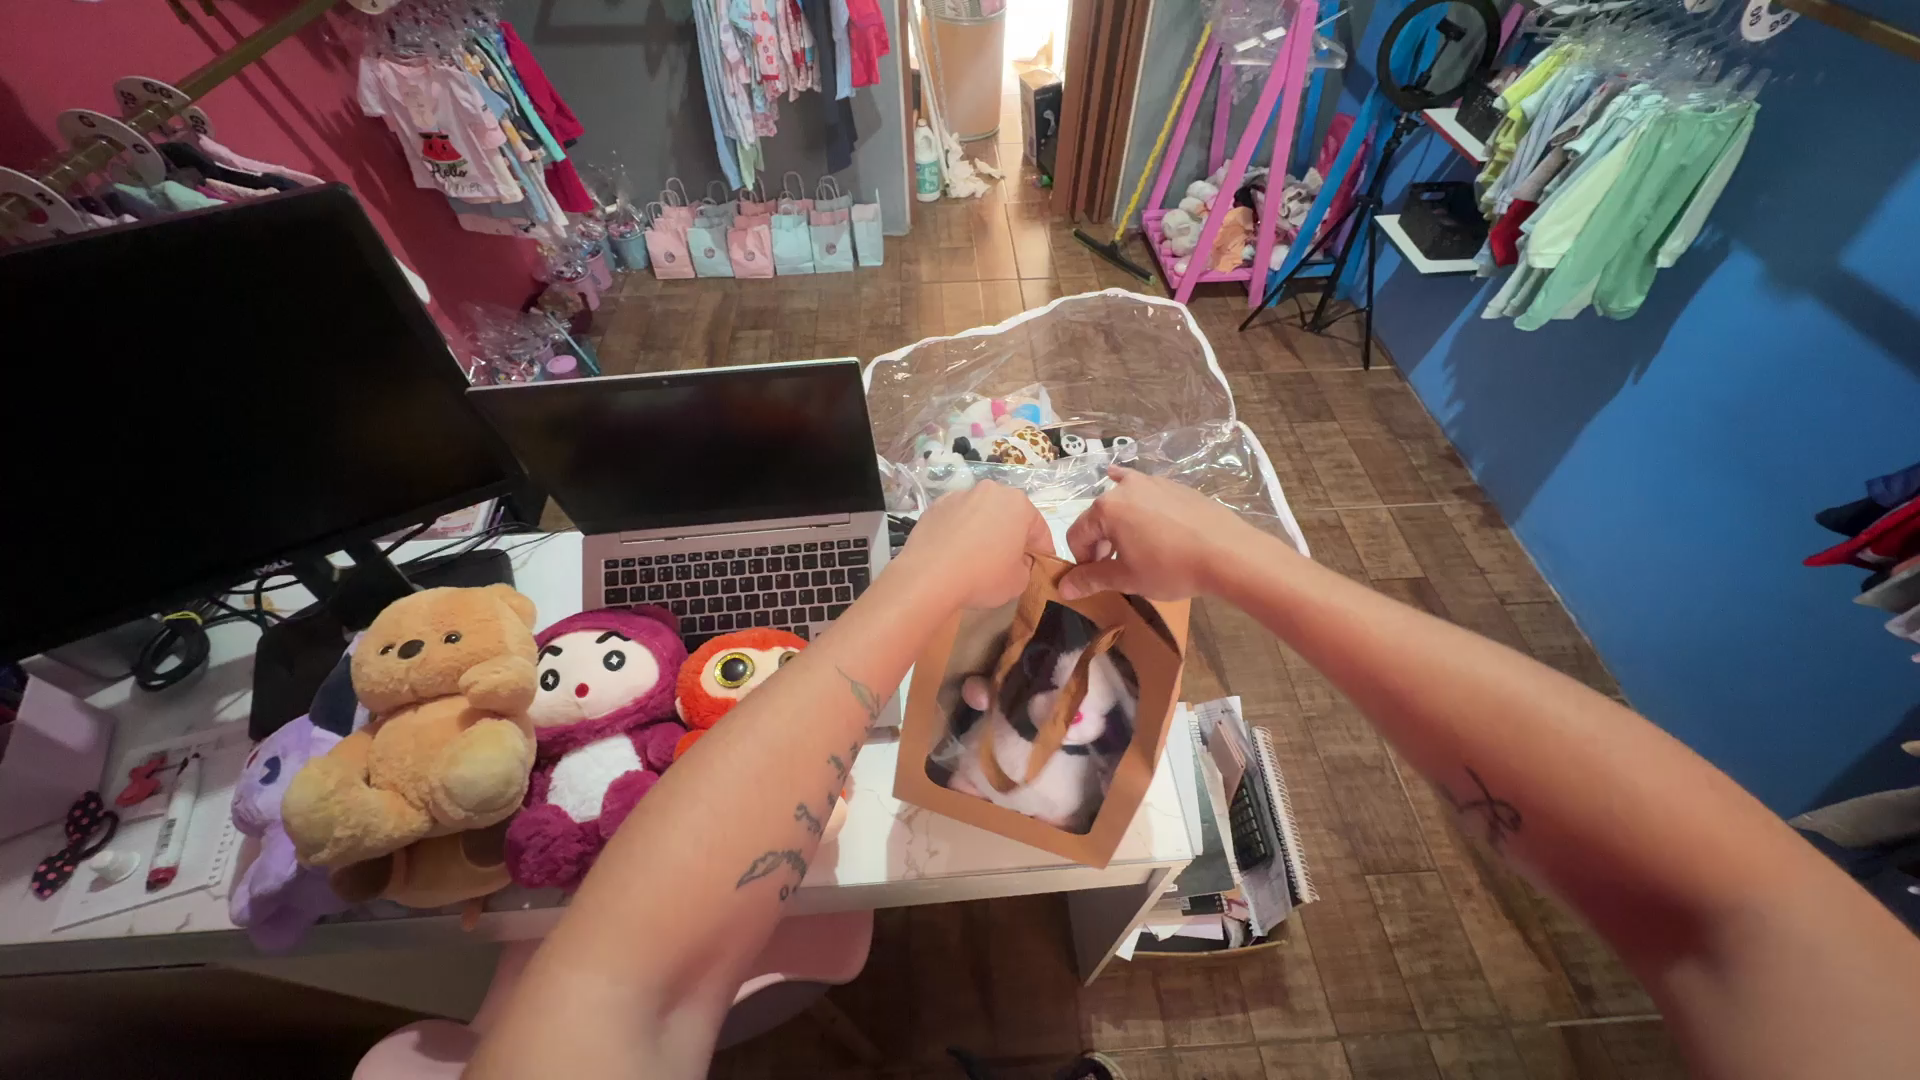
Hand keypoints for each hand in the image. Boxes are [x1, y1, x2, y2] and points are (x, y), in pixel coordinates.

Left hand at [896, 481, 1052, 609]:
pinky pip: (957, 519)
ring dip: (984, 530)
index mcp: (1017, 503)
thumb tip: (1016, 561)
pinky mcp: (935, 506)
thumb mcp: (1019, 581)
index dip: (1042, 550)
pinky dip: (960, 532)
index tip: (1039, 565)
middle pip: (1008, 515)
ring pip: (981, 514)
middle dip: (1011, 535)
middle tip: (1008, 561)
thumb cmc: (982, 576)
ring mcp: (959, 495)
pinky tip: (955, 553)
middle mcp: (989, 491)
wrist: (929, 576)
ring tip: (977, 557)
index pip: (1038, 528)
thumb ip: (1025, 566)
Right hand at [1061, 467, 1273, 600]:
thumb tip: (1062, 588)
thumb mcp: (1127, 578)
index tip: (1095, 578)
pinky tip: (1144, 510)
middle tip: (1116, 568)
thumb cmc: (1171, 567)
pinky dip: (1140, 505)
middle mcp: (1125, 487)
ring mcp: (1152, 482)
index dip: (1081, 560)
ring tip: (1136, 549)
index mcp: (1106, 509)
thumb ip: (1091, 579)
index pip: (1077, 534)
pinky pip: (1147, 494)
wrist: (1228, 553)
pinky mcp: (1175, 486)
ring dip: (1120, 526)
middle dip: (1100, 543)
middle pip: (1098, 517)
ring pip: (1123, 503)